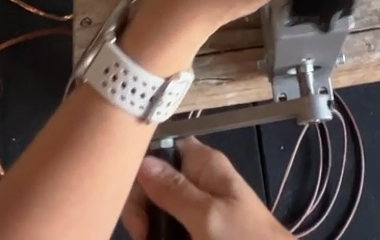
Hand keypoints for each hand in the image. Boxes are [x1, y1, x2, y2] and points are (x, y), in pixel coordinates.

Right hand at [120, 139, 290, 239]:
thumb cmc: (243, 238)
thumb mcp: (207, 216)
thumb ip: (174, 190)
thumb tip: (141, 160)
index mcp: (203, 163)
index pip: (162, 148)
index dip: (142, 169)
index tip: (135, 203)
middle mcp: (198, 178)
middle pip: (155, 180)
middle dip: (142, 207)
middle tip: (142, 236)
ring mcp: (198, 204)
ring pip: (159, 206)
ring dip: (149, 225)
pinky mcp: (198, 227)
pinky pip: (170, 224)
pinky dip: (161, 234)